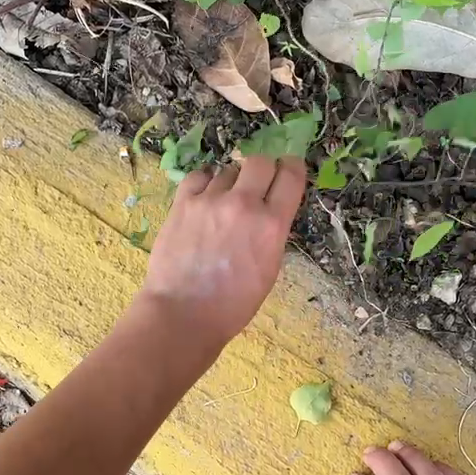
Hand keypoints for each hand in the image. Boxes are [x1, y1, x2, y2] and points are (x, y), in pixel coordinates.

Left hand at [138, 155, 304, 345]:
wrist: (184, 312)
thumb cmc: (234, 303)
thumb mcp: (270, 267)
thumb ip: (272, 232)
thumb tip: (269, 209)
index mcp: (272, 225)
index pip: (291, 176)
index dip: (292, 168)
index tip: (288, 170)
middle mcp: (244, 205)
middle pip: (259, 162)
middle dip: (263, 170)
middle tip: (257, 184)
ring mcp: (210, 201)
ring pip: (228, 170)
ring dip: (232, 182)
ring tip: (225, 203)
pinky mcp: (183, 203)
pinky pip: (199, 176)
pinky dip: (206, 182)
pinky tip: (205, 197)